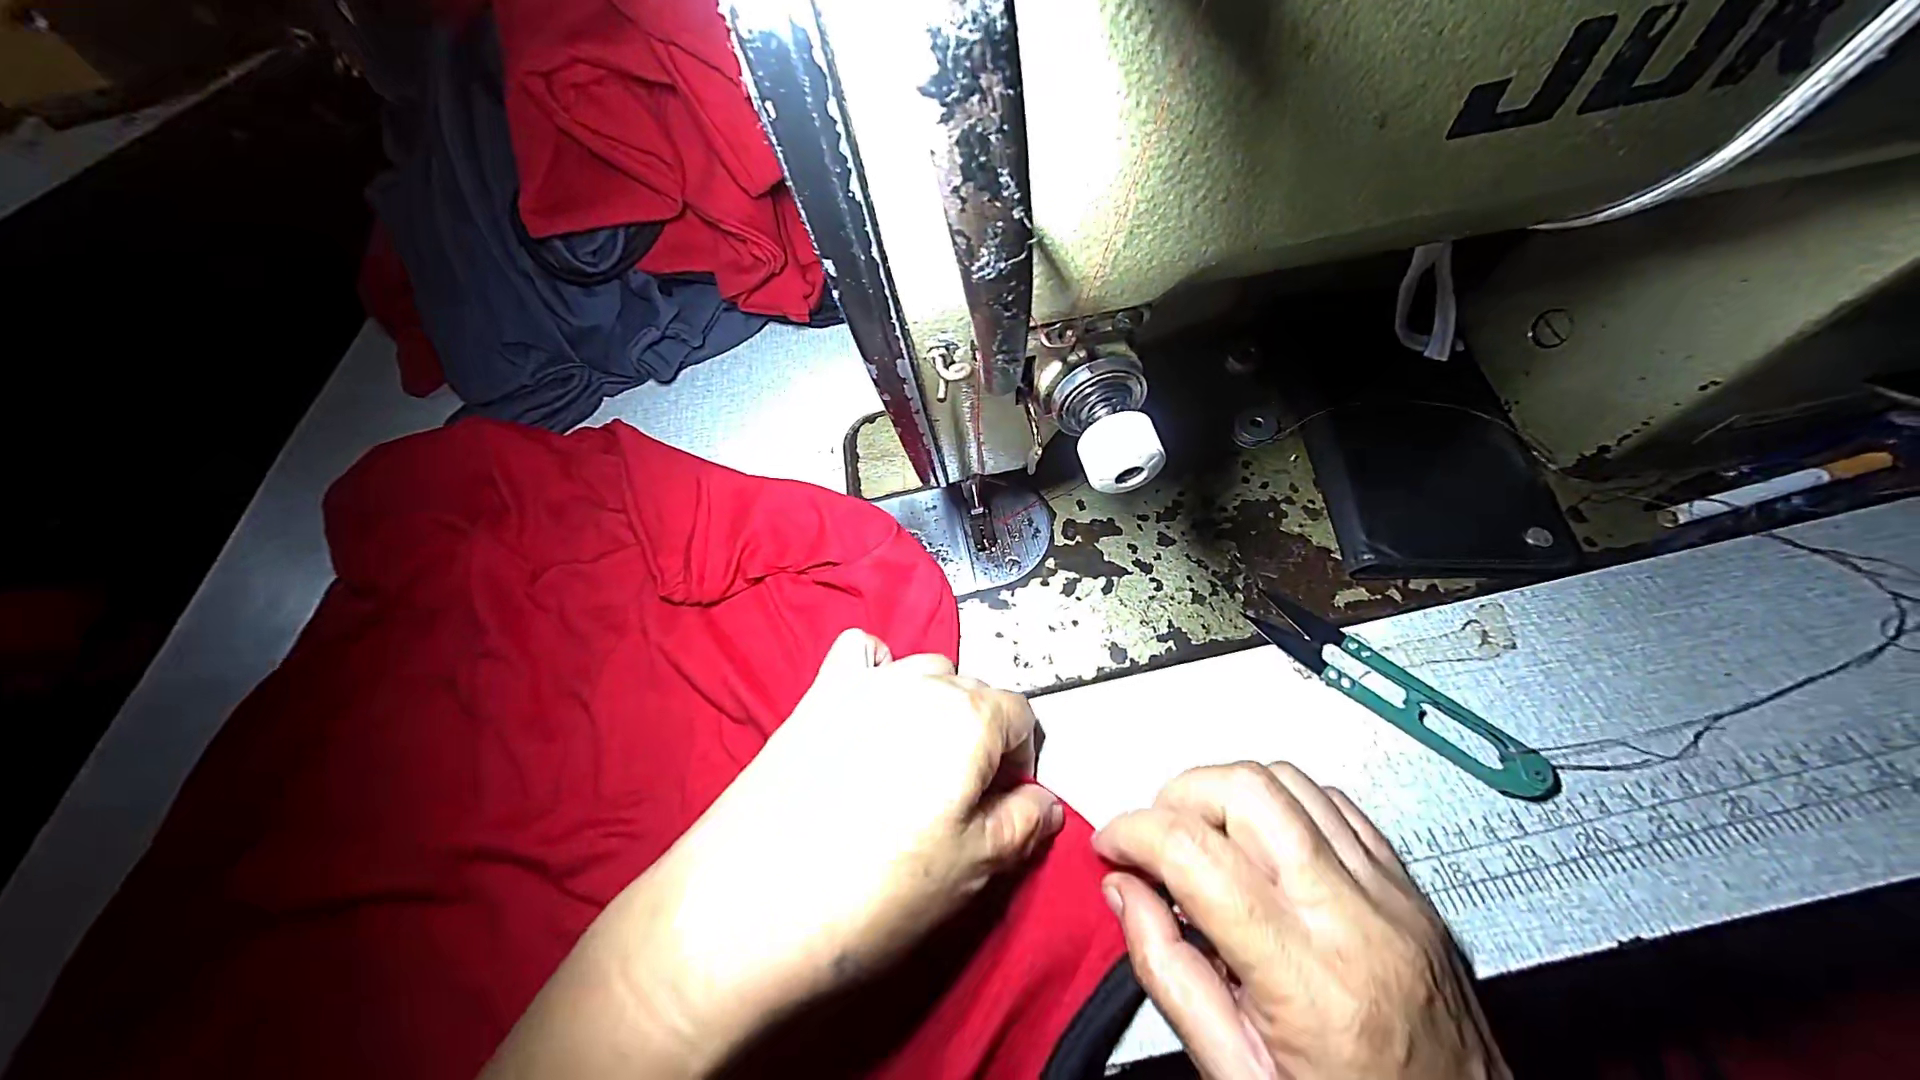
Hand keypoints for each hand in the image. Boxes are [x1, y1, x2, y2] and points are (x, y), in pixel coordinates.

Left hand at [483, 629, 1062, 1078]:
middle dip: (981, 734)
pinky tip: (870, 712)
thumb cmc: (871, 892)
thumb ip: (1022, 825)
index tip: (1004, 799)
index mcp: (968, 718)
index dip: (1021, 760)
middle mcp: (921, 683)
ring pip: (926, 673)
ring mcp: (866, 682)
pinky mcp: (819, 693)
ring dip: (936, 707)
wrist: (746, 905)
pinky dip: (878, 671)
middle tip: (958, 795)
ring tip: (913, 762)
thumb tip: (1045, 801)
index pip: (1021, 715)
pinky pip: (862, 654)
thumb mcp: (970, 870)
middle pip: (975, 692)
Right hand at [1094, 762, 1507, 1079]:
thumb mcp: (1237, 1074)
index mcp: (1308, 979)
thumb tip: (1125, 892)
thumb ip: (1167, 973)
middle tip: (1156, 840)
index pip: (1195, 852)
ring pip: (1286, 780)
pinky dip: (1278, 804)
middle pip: (1244, 789)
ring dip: (1224, 795)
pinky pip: (1333, 802)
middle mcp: (1356, 919)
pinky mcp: (1408, 886)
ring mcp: (1390, 895)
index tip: (1114, 847)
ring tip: (1204, 840)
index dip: (1133, 832)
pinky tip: (1259, 844)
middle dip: (1177, 798)